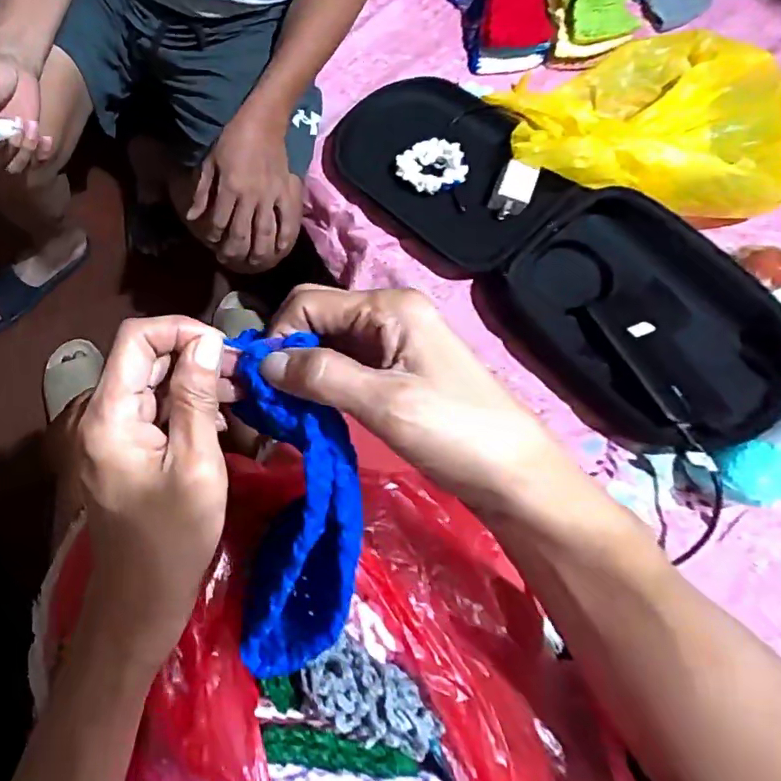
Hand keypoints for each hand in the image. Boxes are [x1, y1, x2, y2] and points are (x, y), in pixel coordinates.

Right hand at [0, 48, 53, 173]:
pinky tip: (46, 139)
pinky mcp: (23, 148)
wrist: (17, 69)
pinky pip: (33, 163)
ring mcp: (3, 148)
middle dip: (9, 147)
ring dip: (26, 151)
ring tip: (32, 126)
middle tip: (19, 122)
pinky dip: (41, 154)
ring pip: (13, 167)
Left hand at [66, 317, 230, 658]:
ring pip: (150, 383)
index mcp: (107, 415)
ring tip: (241, 393)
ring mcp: (106, 434)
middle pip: (143, 359)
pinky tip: (222, 417)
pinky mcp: (120, 450)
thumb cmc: (172, 542)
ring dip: (192, 381)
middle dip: (192, 356)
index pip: (135, 338)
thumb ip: (195, 397)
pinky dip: (183, 407)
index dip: (180, 329)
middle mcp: (97, 415)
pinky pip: (151, 412)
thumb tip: (205, 341)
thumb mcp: (196, 465)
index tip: (224, 348)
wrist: (139, 604)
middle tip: (242, 374)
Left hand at [188, 104, 300, 272]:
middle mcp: (251, 196)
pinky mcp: (289, 192)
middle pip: (242, 235)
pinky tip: (280, 251)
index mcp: (230, 188)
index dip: (215, 237)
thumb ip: (201, 192)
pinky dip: (285, 239)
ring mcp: (272, 196)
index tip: (213, 242)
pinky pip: (289, 221)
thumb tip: (192, 218)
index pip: (220, 223)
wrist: (264, 120)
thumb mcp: (209, 162)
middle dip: (233, 253)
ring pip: (265, 234)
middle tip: (229, 261)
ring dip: (258, 254)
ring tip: (253, 264)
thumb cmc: (232, 138)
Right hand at [258, 286, 584, 518]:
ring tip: (289, 410)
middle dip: (288, 355)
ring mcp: (391, 342)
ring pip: (325, 345)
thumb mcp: (385, 403)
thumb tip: (264, 363)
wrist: (516, 478)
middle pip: (314, 320)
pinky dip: (321, 385)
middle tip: (272, 400)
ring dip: (302, 373)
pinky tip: (312, 411)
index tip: (266, 383)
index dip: (280, 336)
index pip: (307, 302)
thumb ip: (322, 376)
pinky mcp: (393, 370)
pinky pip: (342, 366)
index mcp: (388, 307)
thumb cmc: (456, 433)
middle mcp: (386, 313)